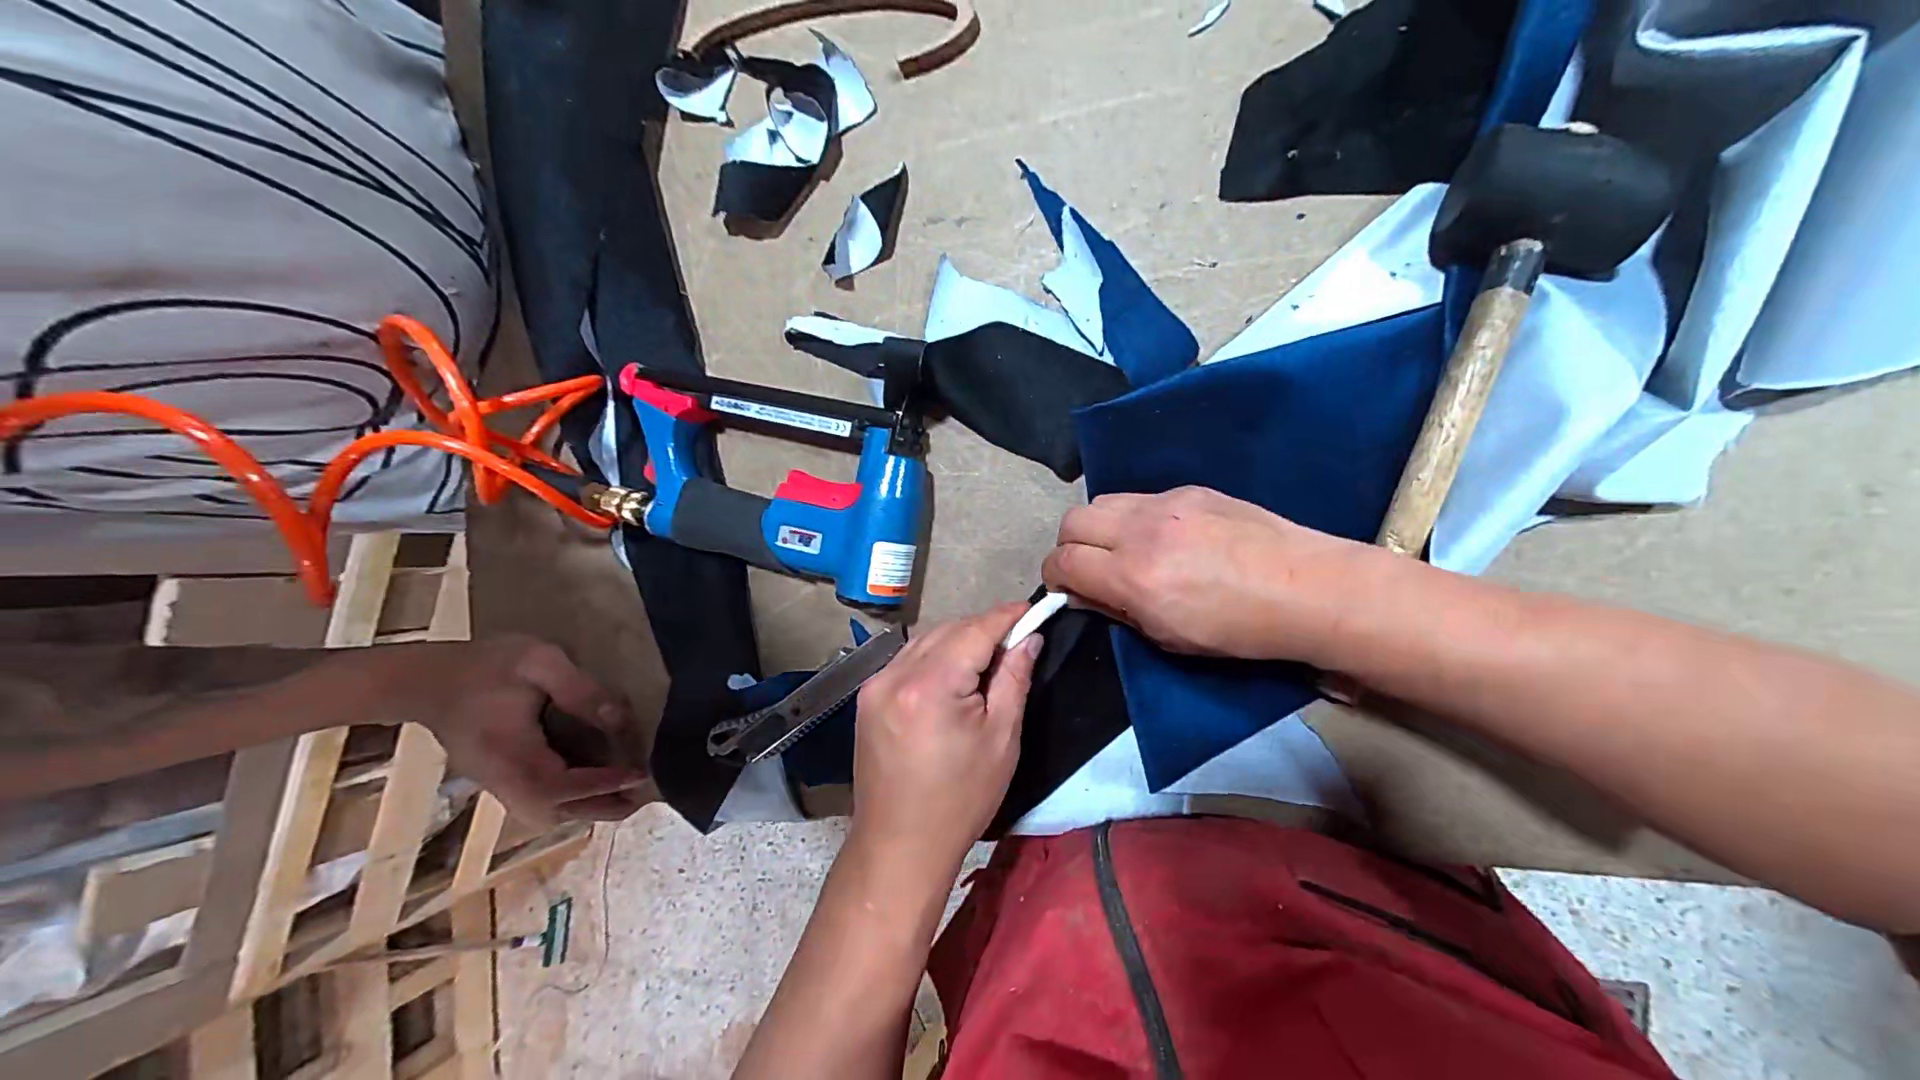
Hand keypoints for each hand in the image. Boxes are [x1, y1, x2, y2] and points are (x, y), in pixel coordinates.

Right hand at [408, 636, 647, 826]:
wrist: (425, 679)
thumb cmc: (484, 665)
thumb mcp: (538, 661)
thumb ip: (580, 688)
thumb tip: (619, 718)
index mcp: (509, 752)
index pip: (558, 784)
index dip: (601, 784)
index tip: (638, 775)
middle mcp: (501, 777)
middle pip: (552, 811)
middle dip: (599, 806)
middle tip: (642, 793)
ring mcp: (496, 782)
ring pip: (544, 811)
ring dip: (586, 806)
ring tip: (627, 791)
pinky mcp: (498, 777)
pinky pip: (538, 799)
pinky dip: (571, 798)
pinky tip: (598, 779)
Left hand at [849, 605, 1040, 880]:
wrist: (900, 843)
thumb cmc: (961, 799)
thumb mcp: (1002, 738)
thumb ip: (1014, 678)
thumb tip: (1030, 638)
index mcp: (930, 685)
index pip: (975, 630)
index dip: (1007, 616)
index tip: (1033, 609)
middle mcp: (895, 674)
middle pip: (948, 630)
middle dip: (984, 629)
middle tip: (1018, 641)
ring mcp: (875, 684)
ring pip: (925, 641)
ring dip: (959, 641)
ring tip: (989, 661)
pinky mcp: (867, 697)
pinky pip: (907, 660)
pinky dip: (935, 657)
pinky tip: (954, 676)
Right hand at [1041, 486, 1377, 662]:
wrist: (1305, 588)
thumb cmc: (1238, 629)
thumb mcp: (1168, 638)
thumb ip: (1116, 610)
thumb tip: (1083, 593)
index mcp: (1134, 576)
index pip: (1064, 561)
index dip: (1054, 577)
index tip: (1066, 589)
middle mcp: (1141, 531)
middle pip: (1072, 521)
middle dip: (1069, 546)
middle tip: (1090, 568)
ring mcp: (1166, 504)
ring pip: (1102, 501)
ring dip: (1099, 527)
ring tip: (1123, 550)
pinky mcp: (1190, 490)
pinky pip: (1140, 498)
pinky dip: (1135, 517)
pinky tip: (1163, 538)